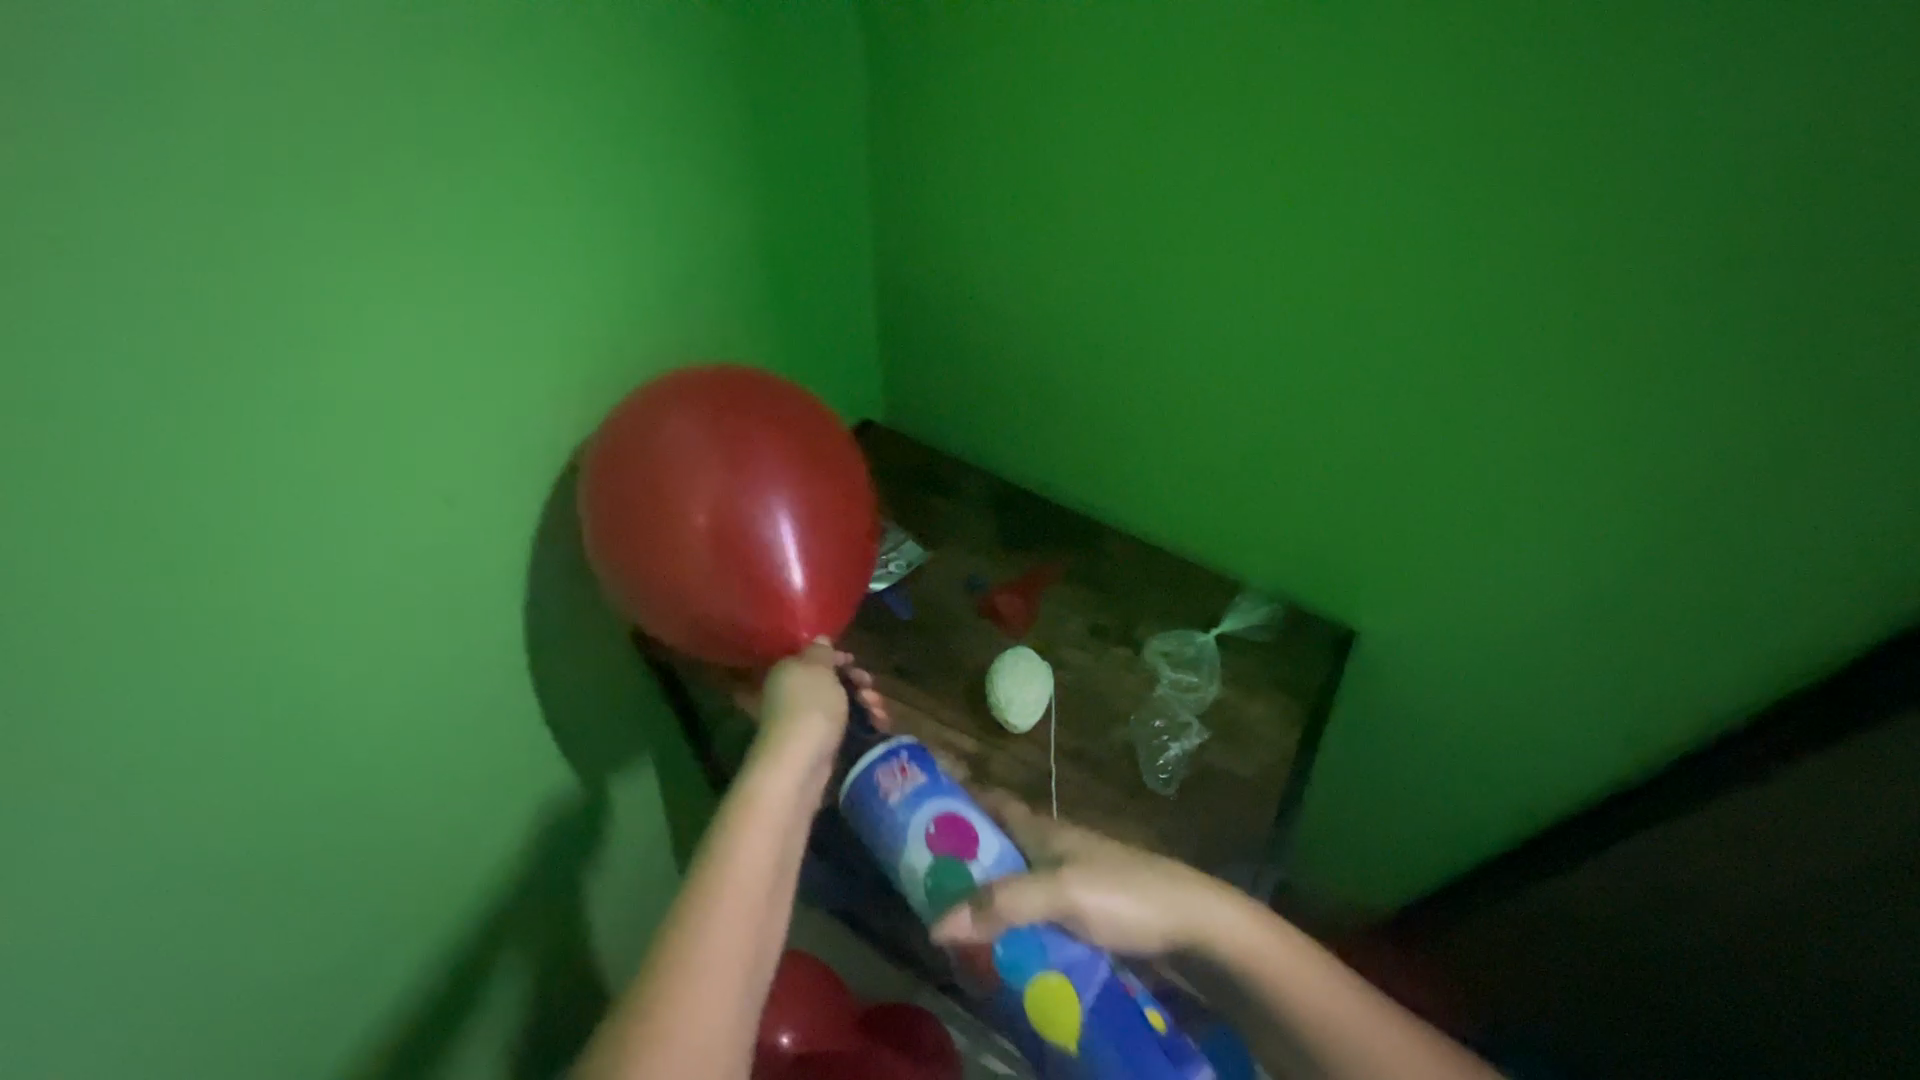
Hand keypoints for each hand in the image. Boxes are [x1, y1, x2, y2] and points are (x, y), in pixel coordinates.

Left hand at [748, 641, 887, 760]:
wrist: (799, 763)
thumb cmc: (810, 707)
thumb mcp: (818, 668)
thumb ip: (822, 651)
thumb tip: (821, 639)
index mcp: (790, 671)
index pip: (816, 658)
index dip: (839, 658)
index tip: (857, 664)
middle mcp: (794, 694)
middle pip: (833, 681)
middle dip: (858, 683)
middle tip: (870, 688)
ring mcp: (807, 720)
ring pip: (843, 704)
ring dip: (866, 703)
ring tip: (878, 712)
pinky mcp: (821, 743)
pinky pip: (846, 726)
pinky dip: (864, 723)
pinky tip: (879, 725)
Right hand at [930, 792, 1242, 957]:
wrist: (1197, 927)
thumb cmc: (1128, 893)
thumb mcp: (1062, 893)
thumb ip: (1003, 904)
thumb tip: (935, 924)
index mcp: (1045, 830)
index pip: (994, 802)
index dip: (959, 798)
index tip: (919, 807)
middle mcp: (1054, 850)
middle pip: (1000, 847)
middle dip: (963, 860)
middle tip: (920, 885)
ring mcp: (1073, 884)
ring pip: (1017, 886)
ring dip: (987, 901)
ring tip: (949, 928)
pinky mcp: (1088, 918)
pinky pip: (1037, 919)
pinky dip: (1014, 930)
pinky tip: (998, 954)